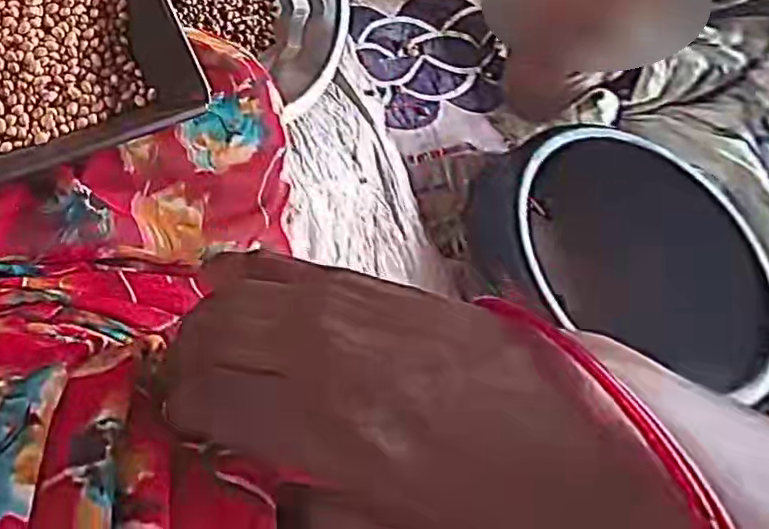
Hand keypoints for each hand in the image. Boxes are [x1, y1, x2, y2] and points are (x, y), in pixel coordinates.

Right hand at [163, 252, 695, 528]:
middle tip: (182, 384)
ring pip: (226, 294)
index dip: (182, 411)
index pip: (211, 400)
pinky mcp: (349, 277)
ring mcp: (329, 303)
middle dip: (180, 361)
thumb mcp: (407, 527)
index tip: (178, 421)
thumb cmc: (502, 497)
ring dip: (200, 320)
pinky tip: (223, 290)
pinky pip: (267, 265)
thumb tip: (260, 490)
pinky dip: (232, 276)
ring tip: (200, 345)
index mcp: (326, 424)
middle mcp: (314, 350)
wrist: (591, 429)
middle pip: (207, 336)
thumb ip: (318, 507)